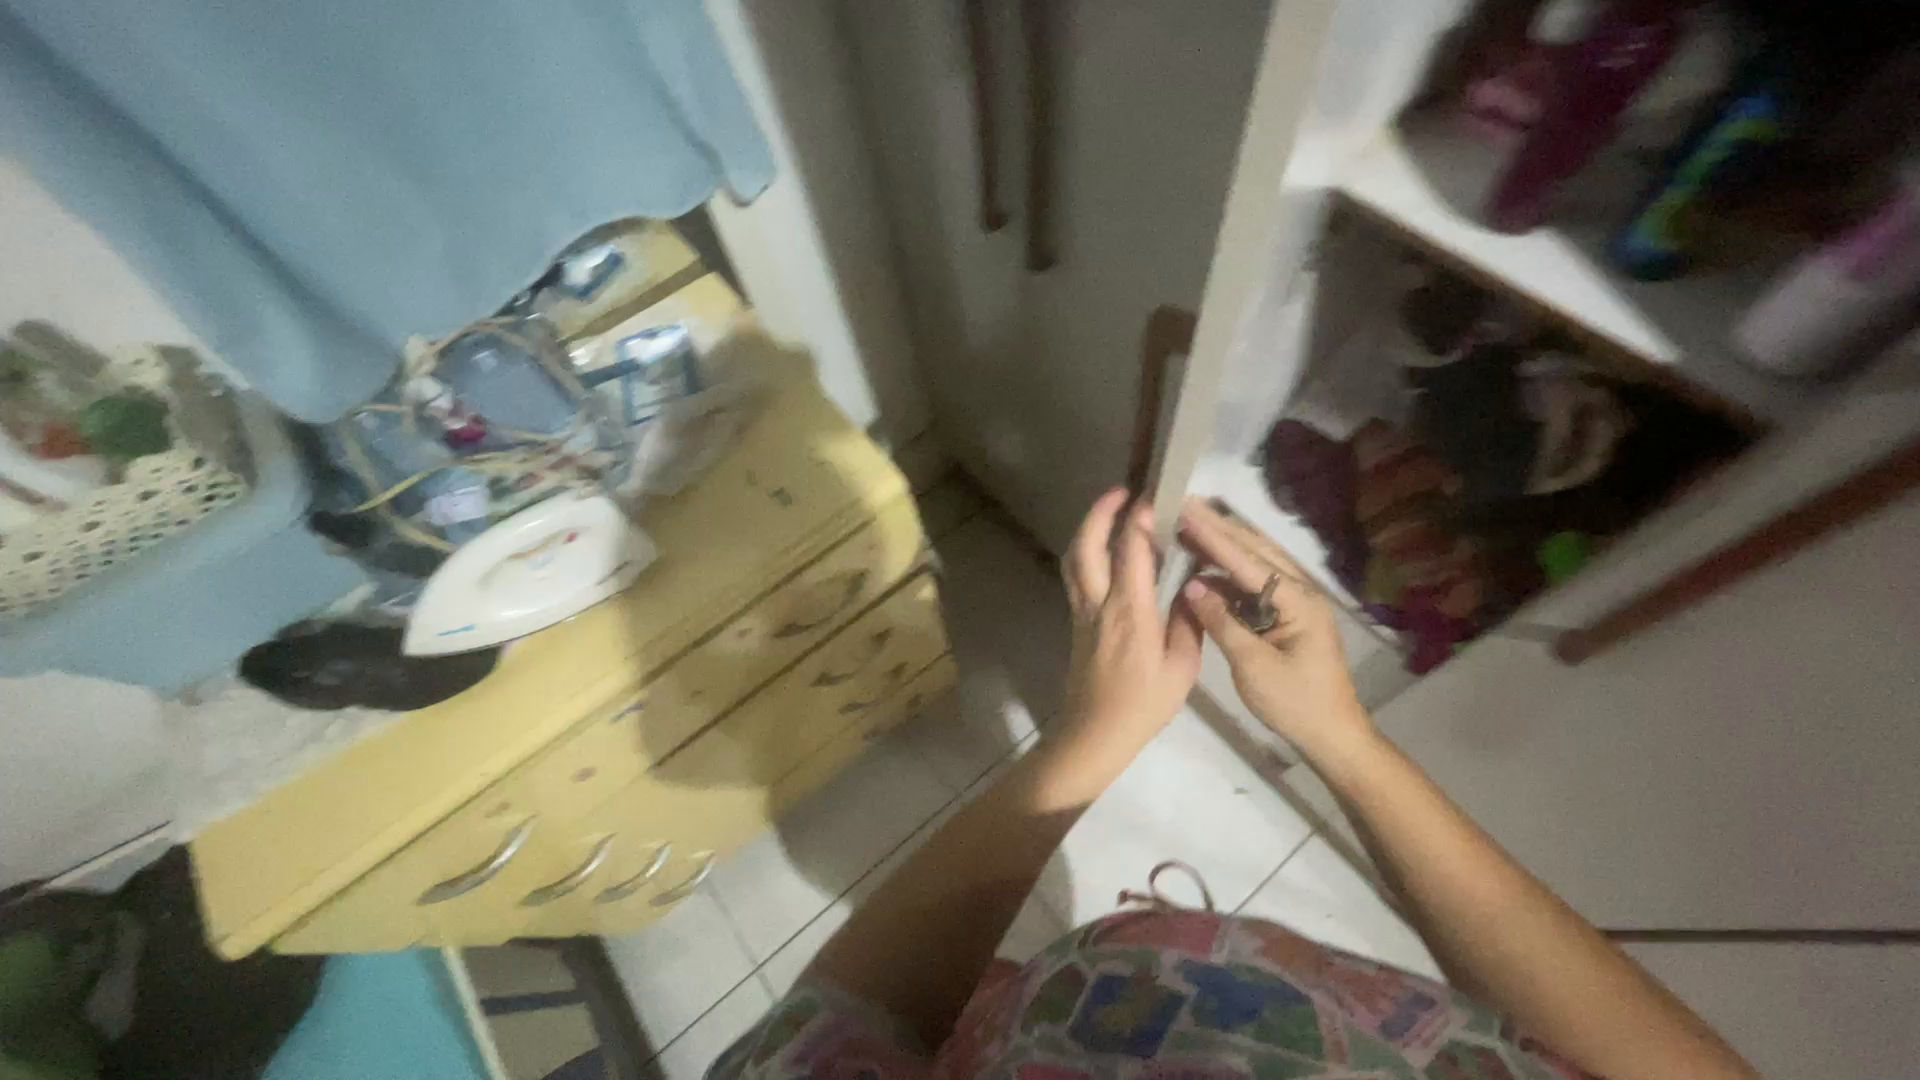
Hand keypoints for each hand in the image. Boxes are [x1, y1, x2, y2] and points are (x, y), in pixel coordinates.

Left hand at [1055, 489, 1202, 761]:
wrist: (1094, 733)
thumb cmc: (1142, 704)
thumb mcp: (1182, 666)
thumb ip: (1187, 621)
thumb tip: (1193, 587)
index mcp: (1129, 610)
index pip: (1130, 549)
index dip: (1139, 518)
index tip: (1154, 497)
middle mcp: (1099, 602)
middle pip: (1087, 545)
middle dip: (1100, 512)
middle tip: (1122, 491)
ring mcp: (1081, 611)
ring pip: (1074, 558)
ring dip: (1088, 529)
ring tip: (1109, 513)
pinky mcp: (1076, 621)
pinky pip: (1075, 575)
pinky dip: (1086, 553)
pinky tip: (1104, 552)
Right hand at [1177, 499, 1371, 758]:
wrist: (1333, 735)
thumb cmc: (1295, 703)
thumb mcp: (1253, 666)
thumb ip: (1222, 622)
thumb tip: (1191, 585)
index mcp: (1296, 600)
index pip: (1246, 560)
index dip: (1213, 535)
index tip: (1185, 509)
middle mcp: (1299, 592)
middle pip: (1254, 550)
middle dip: (1218, 528)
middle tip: (1184, 505)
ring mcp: (1295, 603)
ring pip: (1256, 563)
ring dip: (1223, 545)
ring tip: (1189, 525)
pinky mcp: (1287, 616)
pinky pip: (1254, 584)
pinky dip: (1228, 571)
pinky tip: (1205, 566)